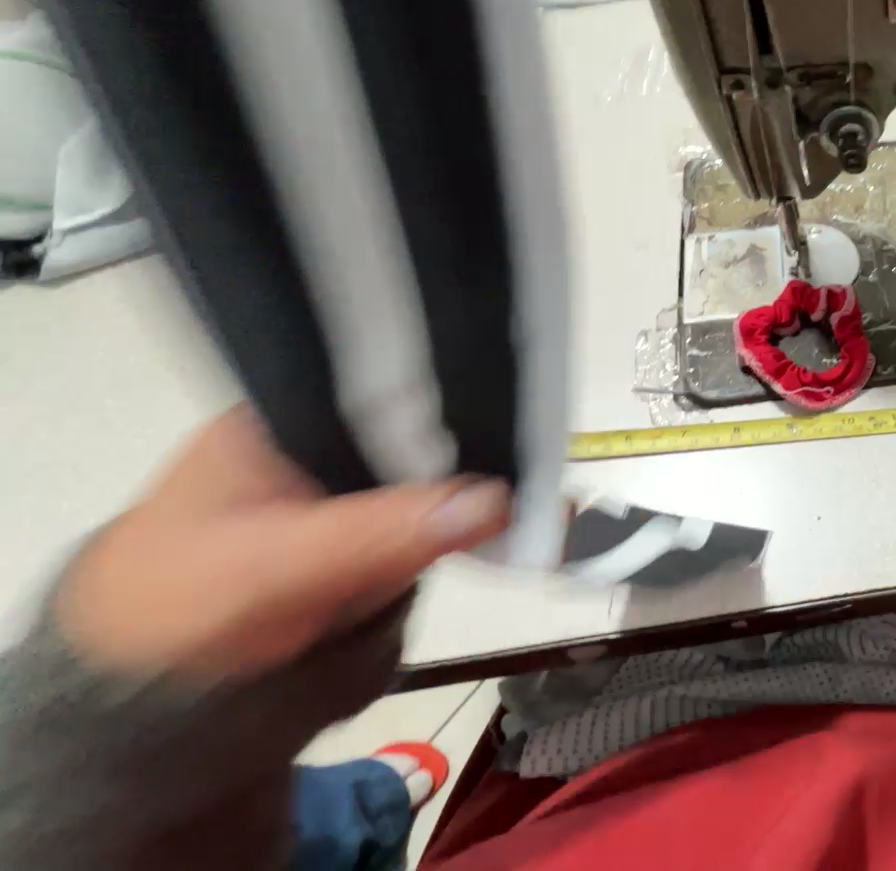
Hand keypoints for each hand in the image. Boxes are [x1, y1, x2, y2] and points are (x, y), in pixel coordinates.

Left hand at [56, 407, 510, 681]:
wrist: (138, 710)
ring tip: (551, 507)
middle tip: (544, 480)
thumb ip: (378, 533)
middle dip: (485, 454)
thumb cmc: (175, 615)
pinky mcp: (378, 530)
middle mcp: (326, 443)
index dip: (456, 406)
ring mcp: (353, 488)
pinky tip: (528, 528)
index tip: (517, 432)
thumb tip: (494, 502)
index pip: (388, 391)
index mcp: (283, 421)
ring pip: (441, 475)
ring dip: (491, 492)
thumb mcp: (269, 568)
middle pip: (426, 432)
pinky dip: (480, 526)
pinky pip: (442, 515)